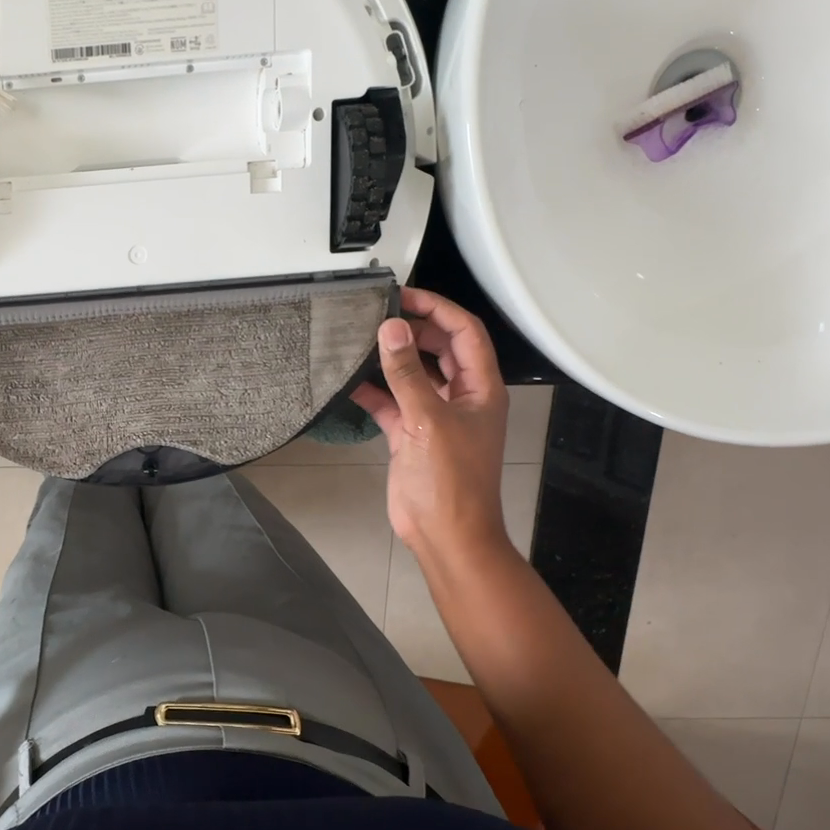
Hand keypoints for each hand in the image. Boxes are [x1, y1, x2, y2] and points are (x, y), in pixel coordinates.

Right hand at [350, 288, 510, 559]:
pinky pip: (392, 403)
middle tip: (376, 316)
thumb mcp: (428, 420)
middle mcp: (461, 397)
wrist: (444, 533)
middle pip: (439, 349)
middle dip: (411, 331)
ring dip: (389, 360)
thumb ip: (407, 374)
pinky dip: (373, 392)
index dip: (437, 309)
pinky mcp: (411, 435)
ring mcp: (434, 416)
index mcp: (481, 388)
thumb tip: (392, 330)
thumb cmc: (451, 480)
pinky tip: (348, 382)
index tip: (403, 296)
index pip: (464, 333)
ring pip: (413, 375)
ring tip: (359, 342)